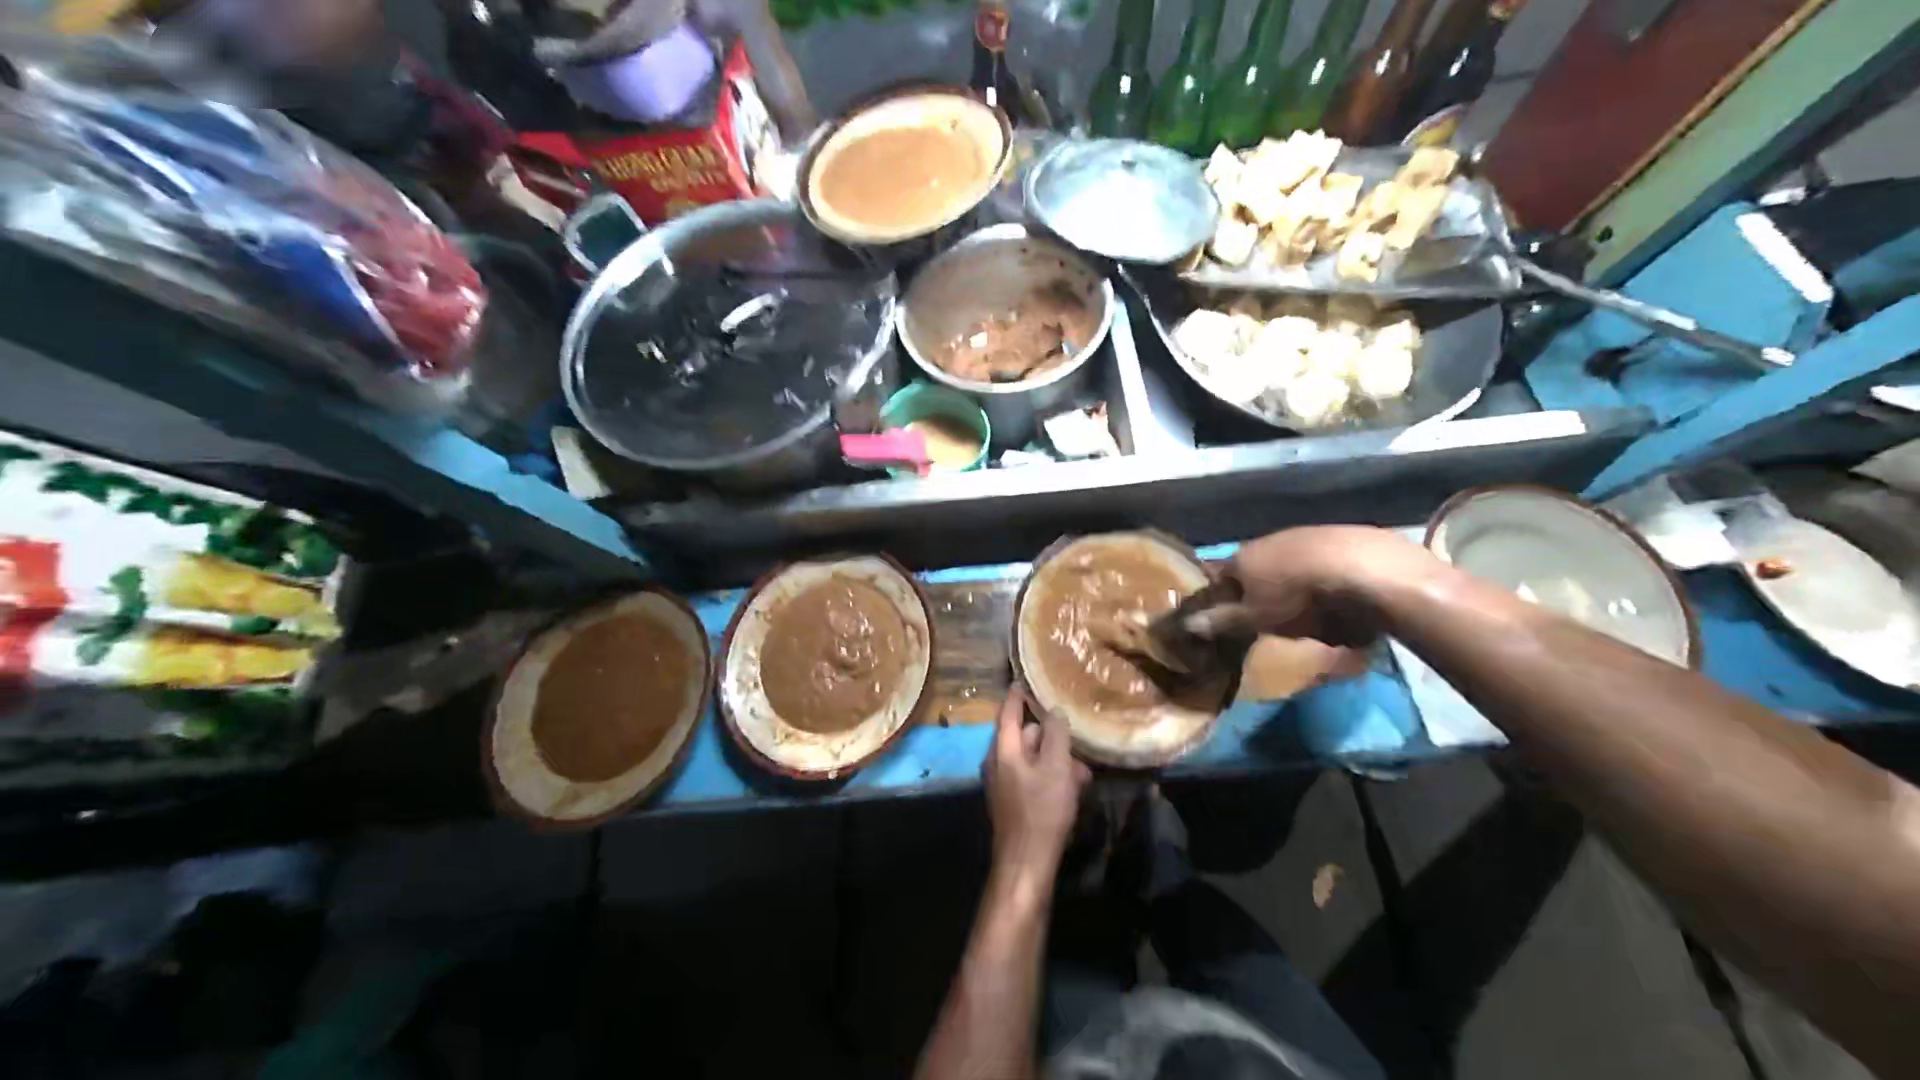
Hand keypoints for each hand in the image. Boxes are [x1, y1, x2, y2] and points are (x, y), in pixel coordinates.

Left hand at [983, 683, 1090, 875]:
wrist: (1027, 864)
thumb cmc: (1042, 811)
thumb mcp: (1056, 767)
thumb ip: (1056, 734)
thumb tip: (1054, 710)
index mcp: (1003, 748)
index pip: (1009, 711)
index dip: (1019, 694)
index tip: (1027, 677)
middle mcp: (998, 761)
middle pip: (1025, 736)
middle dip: (1052, 736)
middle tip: (1077, 737)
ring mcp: (1004, 783)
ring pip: (1033, 759)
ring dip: (1057, 761)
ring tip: (1083, 773)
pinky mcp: (1013, 801)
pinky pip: (1033, 778)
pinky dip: (1052, 778)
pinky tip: (1075, 790)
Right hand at [1187, 526, 1448, 646]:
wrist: (1362, 569)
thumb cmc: (1298, 599)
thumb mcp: (1257, 619)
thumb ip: (1223, 621)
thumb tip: (1187, 624)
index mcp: (1242, 558)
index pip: (1220, 576)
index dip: (1223, 596)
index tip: (1229, 615)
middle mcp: (1266, 540)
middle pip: (1255, 566)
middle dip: (1260, 587)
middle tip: (1272, 615)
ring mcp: (1303, 533)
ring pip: (1287, 560)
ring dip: (1292, 579)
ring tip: (1310, 605)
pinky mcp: (1339, 533)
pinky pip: (1320, 557)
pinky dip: (1322, 572)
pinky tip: (1338, 590)